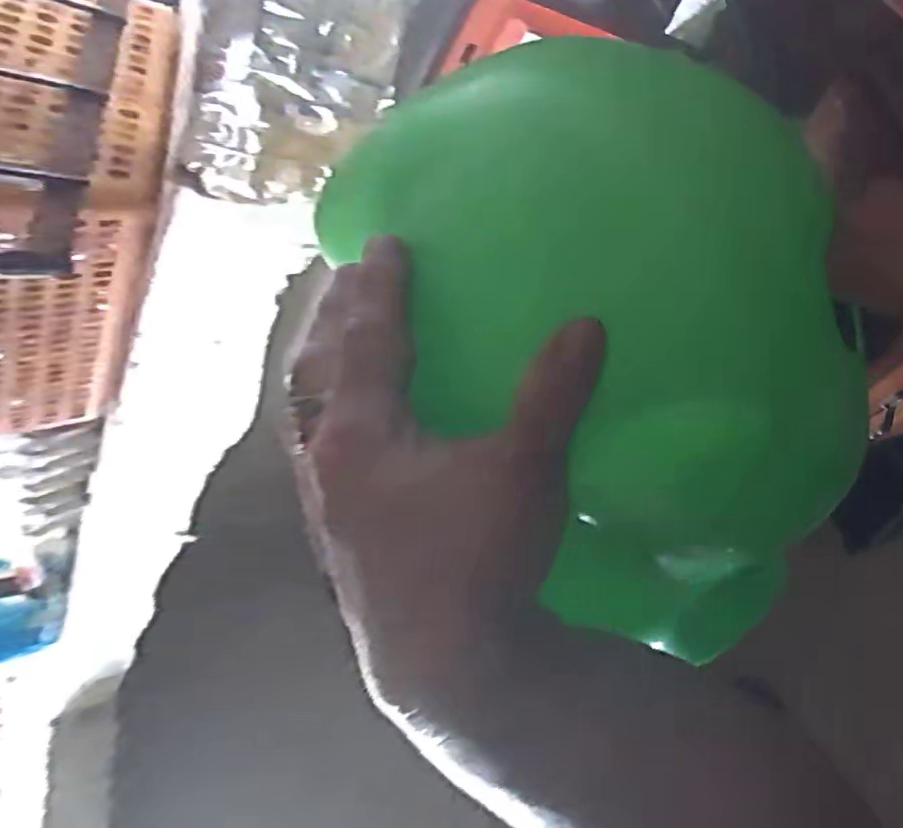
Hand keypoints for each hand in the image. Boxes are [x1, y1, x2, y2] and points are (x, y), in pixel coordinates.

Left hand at [288, 237, 605, 712]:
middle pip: (318, 375)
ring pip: (315, 415)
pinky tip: (366, 426)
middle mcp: (330, 462)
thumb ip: (554, 392)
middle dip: (332, 321)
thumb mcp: (526, 465)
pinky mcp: (350, 530)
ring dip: (328, 367)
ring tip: (343, 338)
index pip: (368, 346)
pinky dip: (339, 411)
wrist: (448, 657)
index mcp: (362, 437)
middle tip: (345, 278)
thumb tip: (587, 324)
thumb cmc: (480, 552)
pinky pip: (330, 447)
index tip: (382, 245)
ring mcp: (332, 501)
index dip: (379, 293)